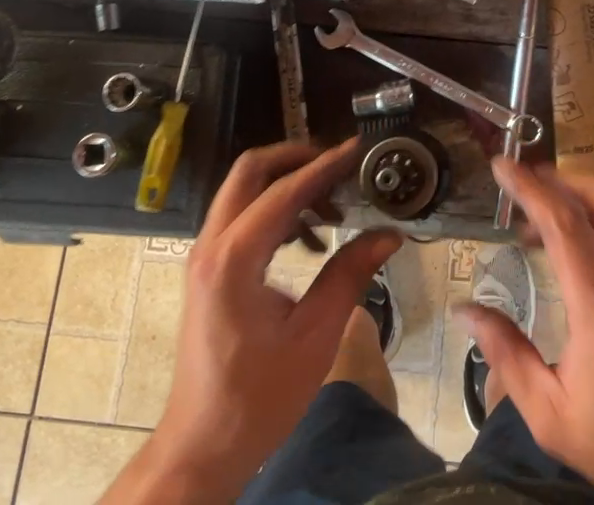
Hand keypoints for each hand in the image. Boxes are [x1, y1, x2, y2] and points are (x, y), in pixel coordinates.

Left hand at [103, 138, 401, 504]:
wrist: (204, 444)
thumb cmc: (260, 395)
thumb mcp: (316, 335)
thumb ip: (350, 274)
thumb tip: (389, 233)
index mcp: (234, 259)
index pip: (282, 191)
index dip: (324, 166)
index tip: (357, 149)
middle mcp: (211, 247)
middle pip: (248, 173)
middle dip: (296, 158)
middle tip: (340, 165)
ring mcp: (205, 258)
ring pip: (242, 193)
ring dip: (286, 186)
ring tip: (334, 205)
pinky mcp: (209, 273)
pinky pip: (241, 220)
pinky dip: (274, 212)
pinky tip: (311, 238)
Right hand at [462, 159, 593, 504]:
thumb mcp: (551, 415)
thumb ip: (506, 355)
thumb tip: (467, 311)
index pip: (567, 226)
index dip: (531, 189)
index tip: (503, 167)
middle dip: (557, 177)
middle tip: (521, 182)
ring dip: (577, 202)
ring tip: (537, 225)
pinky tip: (576, 254)